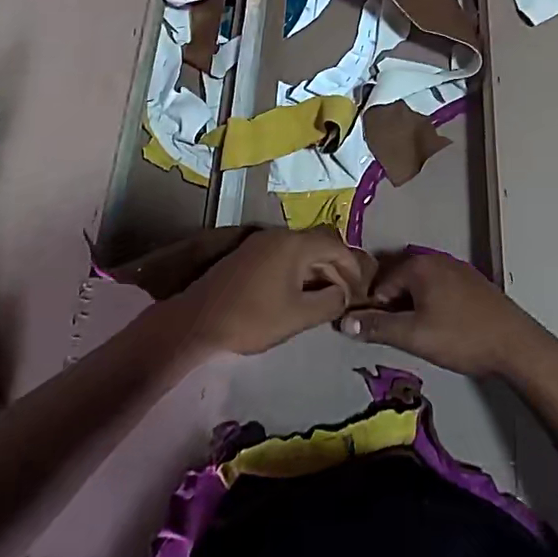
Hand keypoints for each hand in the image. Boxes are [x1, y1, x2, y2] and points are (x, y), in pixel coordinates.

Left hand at [165, 227, 374, 356]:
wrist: (197, 321)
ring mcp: (261, 243)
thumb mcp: (299, 316)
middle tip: (347, 296)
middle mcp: (280, 236)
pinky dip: (299, 271)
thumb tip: (344, 294)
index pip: (337, 247)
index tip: (360, 291)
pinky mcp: (248, 254)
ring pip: (301, 250)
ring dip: (317, 270)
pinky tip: (300, 293)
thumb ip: (330, 302)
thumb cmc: (253, 318)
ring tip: (327, 297)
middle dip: (337, 269)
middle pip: (319, 245)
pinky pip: (284, 255)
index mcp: (295, 245)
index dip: (353, 269)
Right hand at [338, 252, 557, 377]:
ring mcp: (456, 268)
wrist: (515, 345)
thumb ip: (377, 327)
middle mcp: (436, 259)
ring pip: (419, 286)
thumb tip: (345, 321)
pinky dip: (430, 304)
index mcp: (419, 265)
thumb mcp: (413, 335)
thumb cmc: (462, 337)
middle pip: (398, 281)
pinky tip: (439, 327)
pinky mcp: (471, 283)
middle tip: (398, 335)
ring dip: (411, 307)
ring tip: (417, 334)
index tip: (377, 333)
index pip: (379, 284)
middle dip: (392, 306)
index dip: (374, 310)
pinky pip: (438, 289)